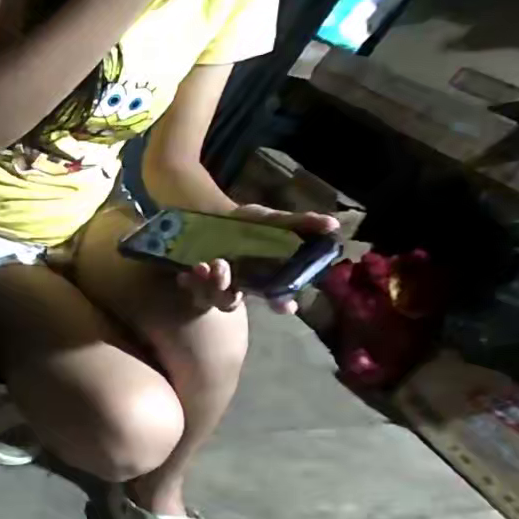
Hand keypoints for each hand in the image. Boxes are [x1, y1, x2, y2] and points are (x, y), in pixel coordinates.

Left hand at [176, 207, 341, 315]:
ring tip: (205, 265)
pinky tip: (185, 273)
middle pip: (233, 302)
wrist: (208, 212)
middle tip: (226, 269)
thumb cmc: (245, 222)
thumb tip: (333, 223)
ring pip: (210, 296)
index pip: (275, 299)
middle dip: (229, 293)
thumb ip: (300, 223)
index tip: (286, 306)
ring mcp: (212, 284)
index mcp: (261, 279)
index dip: (281, 303)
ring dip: (208, 284)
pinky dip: (189, 281)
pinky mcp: (192, 279)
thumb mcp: (272, 220)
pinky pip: (190, 287)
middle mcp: (237, 286)